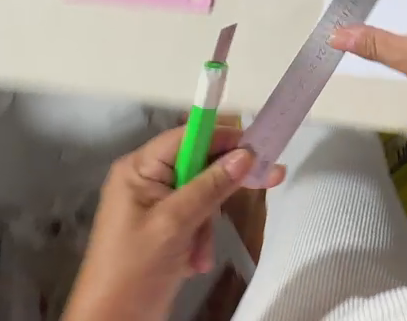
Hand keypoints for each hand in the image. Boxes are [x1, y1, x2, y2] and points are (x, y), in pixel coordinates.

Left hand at [64, 126, 286, 320]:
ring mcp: (155, 206)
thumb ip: (211, 186)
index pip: (188, 137)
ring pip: (201, 195)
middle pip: (198, 165)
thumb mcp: (174, 224)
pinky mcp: (163, 230)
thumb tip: (246, 153)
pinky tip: (193, 263)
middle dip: (221, 188)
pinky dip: (200, 240)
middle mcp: (146, 179)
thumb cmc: (134, 270)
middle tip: (271, 177)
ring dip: (207, 225)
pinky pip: (195, 219)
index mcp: (139, 168)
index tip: (257, 144)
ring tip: (199, 255)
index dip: (222, 138)